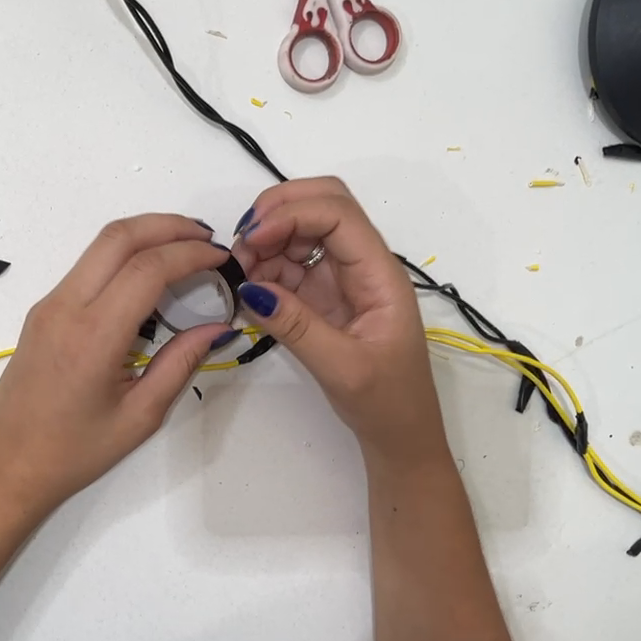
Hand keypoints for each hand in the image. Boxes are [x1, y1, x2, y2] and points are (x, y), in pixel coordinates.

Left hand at [0, 214, 239, 514]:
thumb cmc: (74, 452)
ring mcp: (48, 305)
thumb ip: (180, 364)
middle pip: (118, 237)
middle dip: (168, 226)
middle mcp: (65, 307)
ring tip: (185, 249)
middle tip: (207, 239)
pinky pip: (86, 266)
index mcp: (92, 336)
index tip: (222, 259)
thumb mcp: (139, 416)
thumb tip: (218, 327)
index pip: (147, 268)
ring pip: (99, 245)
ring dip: (144, 235)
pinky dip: (123, 256)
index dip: (190, 254)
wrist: (7, 466)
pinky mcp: (42, 311)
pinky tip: (149, 275)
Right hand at [228, 178, 444, 456]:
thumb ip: (297, 326)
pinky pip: (289, 265)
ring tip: (240, 274)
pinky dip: (265, 268)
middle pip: (323, 205)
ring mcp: (340, 278)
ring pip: (301, 231)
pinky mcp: (321, 296)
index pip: (339, 214)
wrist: (400, 435)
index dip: (292, 214)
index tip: (252, 240)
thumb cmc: (387, 402)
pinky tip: (249, 290)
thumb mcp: (343, 368)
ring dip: (267, 240)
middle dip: (278, 211)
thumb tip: (251, 287)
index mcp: (379, 274)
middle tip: (242, 244)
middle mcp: (361, 265)